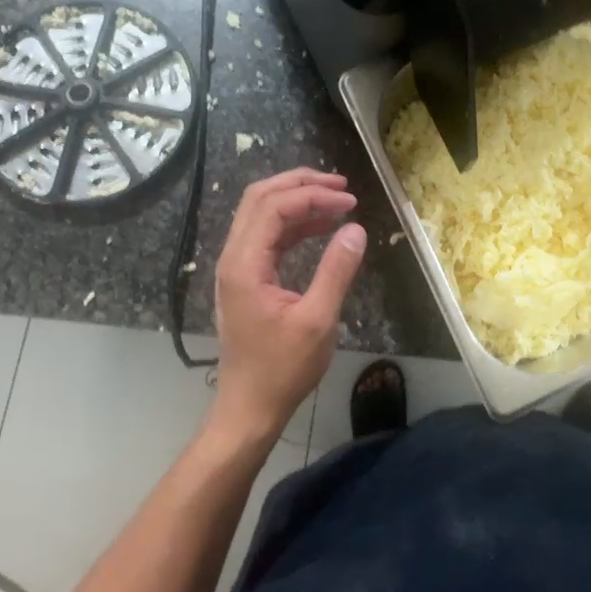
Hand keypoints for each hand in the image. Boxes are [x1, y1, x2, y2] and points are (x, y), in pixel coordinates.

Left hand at [209, 168, 367, 442]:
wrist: (250, 407)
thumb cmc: (282, 369)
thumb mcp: (318, 320)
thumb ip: (336, 271)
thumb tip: (356, 229)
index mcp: (244, 264)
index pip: (274, 206)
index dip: (313, 195)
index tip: (351, 201)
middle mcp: (234, 258)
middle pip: (260, 198)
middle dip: (300, 184)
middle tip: (340, 185)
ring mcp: (237, 268)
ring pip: (261, 214)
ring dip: (296, 201)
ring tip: (336, 200)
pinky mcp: (246, 280)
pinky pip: (267, 237)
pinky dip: (293, 225)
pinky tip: (322, 228)